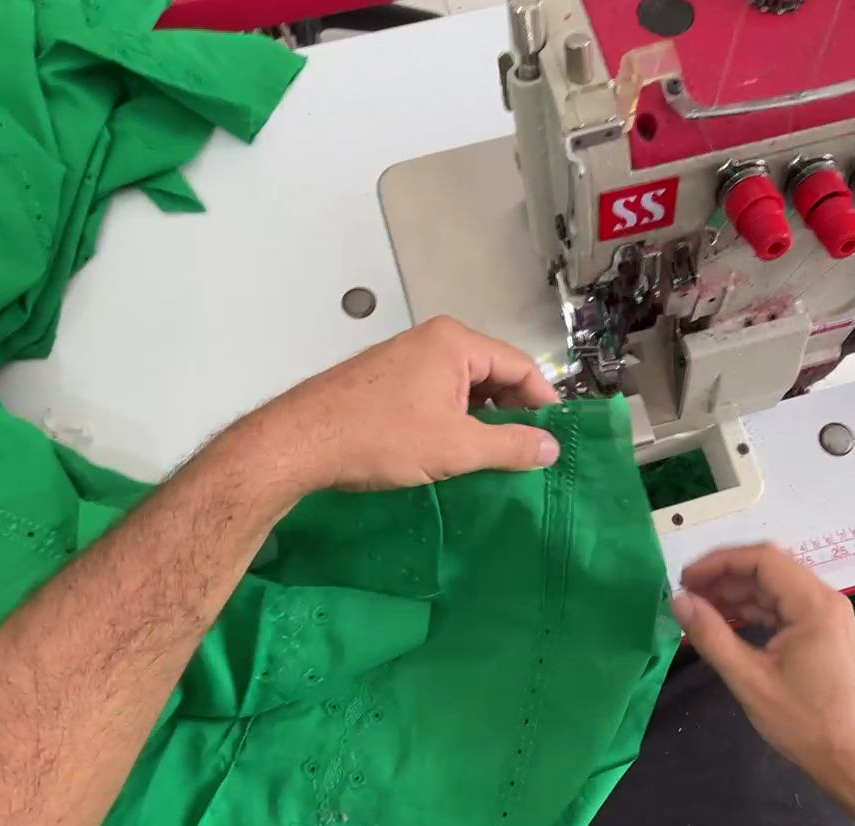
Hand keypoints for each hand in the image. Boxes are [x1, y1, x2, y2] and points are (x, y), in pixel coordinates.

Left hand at [253, 317, 562, 491]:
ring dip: (484, 420)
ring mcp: (408, 358)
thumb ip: (511, 446)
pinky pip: (440, 394)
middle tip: (526, 453)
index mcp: (456, 342)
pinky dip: (456, 419)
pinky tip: (456, 449)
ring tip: (494, 457)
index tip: (554, 440)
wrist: (300, 442)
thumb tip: (552, 448)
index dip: (544, 403)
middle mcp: (434, 340)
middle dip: (513, 412)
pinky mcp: (389, 380)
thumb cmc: (382, 438)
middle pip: (495, 374)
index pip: (521, 366)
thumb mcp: (457, 446)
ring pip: (467, 387)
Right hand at [670, 544, 854, 800]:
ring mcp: (824, 616)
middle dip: (723, 578)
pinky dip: (750, 612)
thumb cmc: (806, 723)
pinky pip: (780, 609)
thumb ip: (712, 636)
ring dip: (734, 595)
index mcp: (813, 604)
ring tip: (696, 611)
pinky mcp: (820, 633)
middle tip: (685, 596)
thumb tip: (679, 601)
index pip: (762, 558)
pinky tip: (723, 625)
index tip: (685, 579)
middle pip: (767, 570)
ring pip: (772, 589)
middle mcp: (823, 600)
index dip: (719, 562)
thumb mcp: (750, 680)